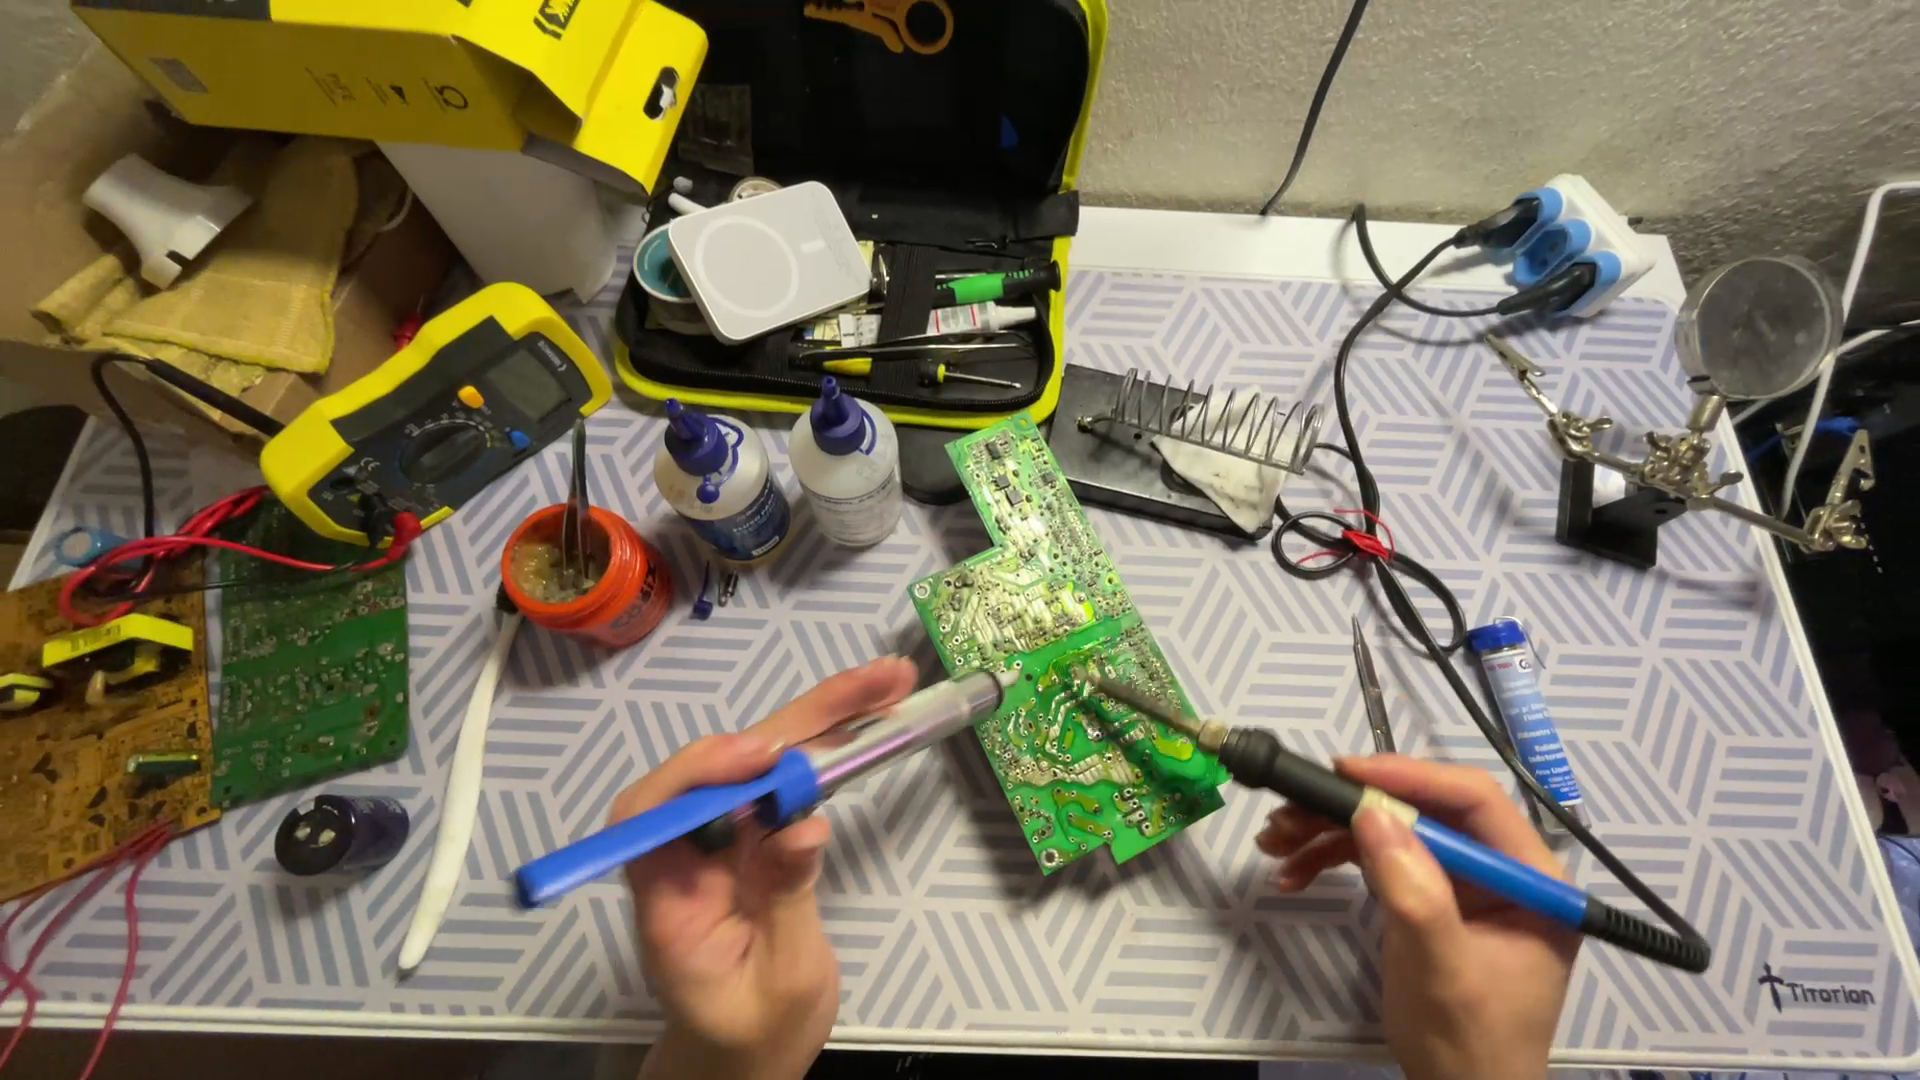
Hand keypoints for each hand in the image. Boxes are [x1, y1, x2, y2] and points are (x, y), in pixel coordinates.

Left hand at [615, 656, 918, 1079]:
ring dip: (830, 712)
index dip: (700, 770)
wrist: (751, 1049)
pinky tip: (877, 713)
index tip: (758, 756)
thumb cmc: (749, 1031)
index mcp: (667, 889)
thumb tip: (805, 826)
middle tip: (872, 680)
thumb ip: (783, 899)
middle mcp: (697, 843)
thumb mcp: (775, 978)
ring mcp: (736, 829)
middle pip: (736, 760)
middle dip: (801, 716)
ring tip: (890, 679)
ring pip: (775, 754)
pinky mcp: (770, 826)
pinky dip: (838, 742)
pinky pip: (798, 775)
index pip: (655, 810)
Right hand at [1257, 755, 1578, 1079]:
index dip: (1409, 776)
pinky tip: (1291, 871)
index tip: (1345, 774)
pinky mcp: (1419, 891)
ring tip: (1274, 840)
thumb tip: (1372, 813)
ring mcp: (1454, 879)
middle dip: (1348, 807)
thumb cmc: (1468, 1041)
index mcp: (1528, 878)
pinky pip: (1369, 855)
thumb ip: (1415, 893)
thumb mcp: (1442, 970)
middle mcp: (1493, 867)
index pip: (1472, 800)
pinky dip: (1326, 856)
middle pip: (1417, 807)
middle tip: (1290, 809)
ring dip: (1324, 830)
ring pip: (1384, 826)